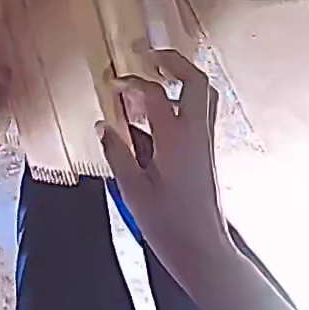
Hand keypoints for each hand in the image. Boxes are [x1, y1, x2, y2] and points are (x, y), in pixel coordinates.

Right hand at [100, 50, 233, 292]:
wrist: (205, 253)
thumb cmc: (168, 224)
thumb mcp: (133, 189)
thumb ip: (118, 152)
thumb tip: (103, 125)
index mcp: (176, 139)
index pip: (155, 94)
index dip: (131, 84)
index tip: (112, 83)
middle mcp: (196, 134)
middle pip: (196, 81)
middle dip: (173, 62)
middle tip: (148, 57)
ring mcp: (205, 142)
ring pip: (203, 95)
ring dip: (182, 78)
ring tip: (156, 74)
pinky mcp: (205, 152)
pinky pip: (199, 113)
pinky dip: (181, 100)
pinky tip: (158, 113)